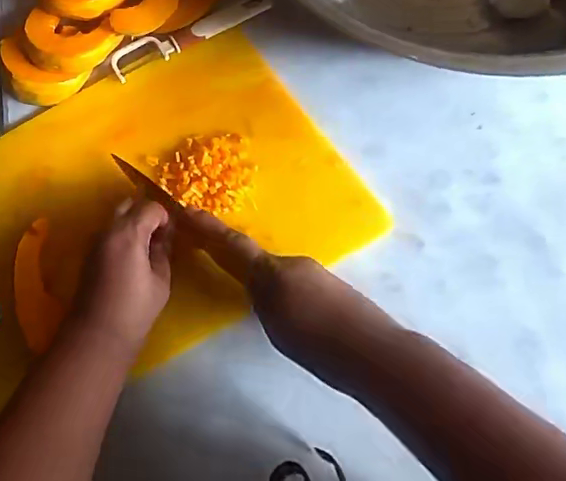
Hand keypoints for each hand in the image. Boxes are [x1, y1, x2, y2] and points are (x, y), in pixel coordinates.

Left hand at [70, 199, 173, 347]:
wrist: (98, 333)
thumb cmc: (135, 310)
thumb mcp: (160, 281)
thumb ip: (162, 251)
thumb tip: (164, 236)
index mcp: (129, 233)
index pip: (150, 207)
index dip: (164, 216)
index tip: (170, 233)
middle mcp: (109, 229)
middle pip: (129, 205)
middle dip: (146, 213)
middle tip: (159, 234)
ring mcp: (96, 238)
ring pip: (117, 216)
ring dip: (132, 222)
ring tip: (146, 245)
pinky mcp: (89, 250)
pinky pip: (109, 230)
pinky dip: (121, 232)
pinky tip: (131, 254)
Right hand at [175, 208, 391, 362]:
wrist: (378, 354)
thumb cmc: (320, 341)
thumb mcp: (277, 324)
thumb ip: (261, 299)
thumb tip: (258, 290)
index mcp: (274, 270)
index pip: (234, 245)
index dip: (209, 230)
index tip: (186, 211)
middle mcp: (295, 264)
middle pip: (259, 259)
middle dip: (239, 261)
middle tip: (224, 270)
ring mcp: (318, 277)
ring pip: (283, 275)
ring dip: (270, 285)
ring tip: (272, 316)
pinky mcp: (337, 295)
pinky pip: (301, 288)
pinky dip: (291, 297)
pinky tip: (301, 325)